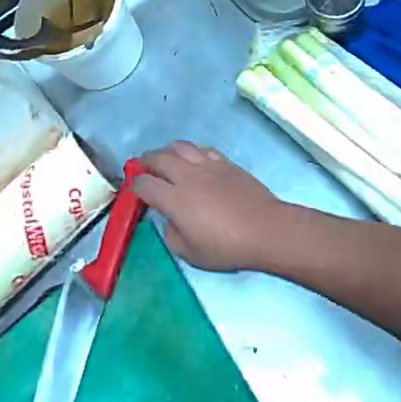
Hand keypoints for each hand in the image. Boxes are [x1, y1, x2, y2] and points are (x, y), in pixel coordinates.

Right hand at [131, 141, 291, 272]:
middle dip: (146, 161)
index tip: (136, 191)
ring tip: (165, 158)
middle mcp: (186, 176)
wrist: (265, 229)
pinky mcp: (225, 162)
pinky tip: (193, 158)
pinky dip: (192, 151)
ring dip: (167, 151)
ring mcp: (207, 165)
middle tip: (143, 167)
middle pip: (158, 158)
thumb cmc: (228, 247)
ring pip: (180, 147)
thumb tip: (169, 221)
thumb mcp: (192, 254)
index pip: (145, 184)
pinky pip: (202, 149)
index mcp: (174, 200)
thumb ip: (172, 236)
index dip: (135, 186)